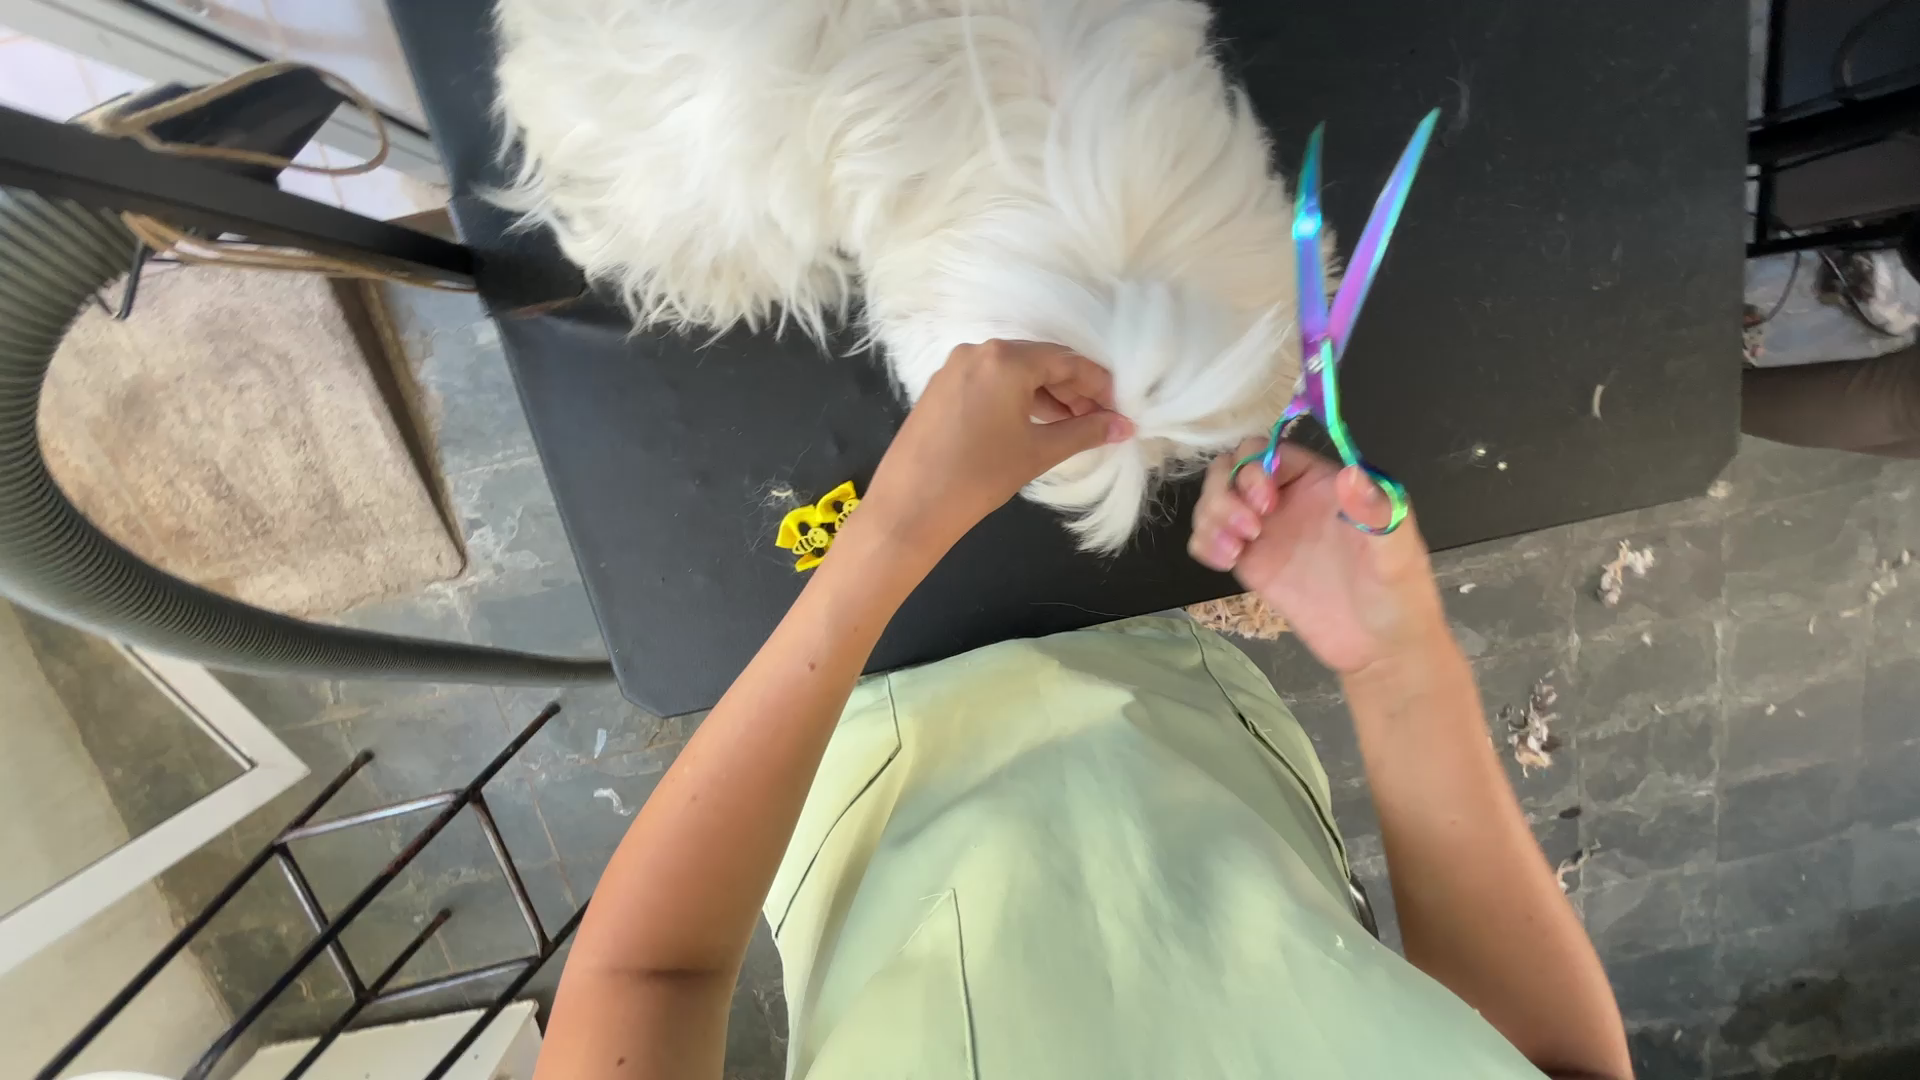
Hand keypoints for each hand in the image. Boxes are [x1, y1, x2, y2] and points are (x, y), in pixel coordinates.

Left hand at [854, 340, 1131, 555]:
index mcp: (1005, 359)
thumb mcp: (1038, 452)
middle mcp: (978, 352)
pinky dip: (1017, 399)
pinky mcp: (941, 388)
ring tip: (1072, 425)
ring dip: (1046, 395)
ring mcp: (955, 368)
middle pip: (1040, 362)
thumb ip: (1085, 432)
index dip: (1099, 383)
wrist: (911, 506)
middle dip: (1074, 389)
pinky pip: (990, 383)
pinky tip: (1035, 423)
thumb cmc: (979, 476)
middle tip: (1100, 419)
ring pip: (1014, 373)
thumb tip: (1123, 426)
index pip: (1066, 361)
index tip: (1120, 407)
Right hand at [1189, 438, 1446, 675]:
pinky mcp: (1247, 561)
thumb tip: (1351, 473)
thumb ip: (1377, 512)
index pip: (1269, 451)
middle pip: (1230, 470)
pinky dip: (1203, 543)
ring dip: (1210, 518)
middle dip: (1223, 493)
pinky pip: (1207, 538)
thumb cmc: (1397, 597)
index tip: (1266, 504)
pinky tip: (1224, 562)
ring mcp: (1263, 530)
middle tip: (1246, 531)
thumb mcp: (1396, 554)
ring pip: (1213, 500)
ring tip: (1232, 552)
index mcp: (1320, 483)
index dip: (1255, 469)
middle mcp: (1286, 499)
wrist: (1377, 650)